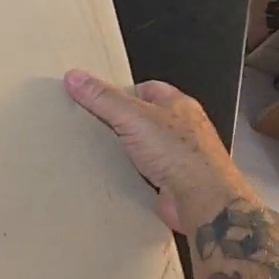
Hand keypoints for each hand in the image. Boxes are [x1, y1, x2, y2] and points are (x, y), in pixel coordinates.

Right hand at [65, 70, 257, 233]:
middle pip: (145, 116)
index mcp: (179, 105)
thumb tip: (75, 77)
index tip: (98, 97)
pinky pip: (148, 169)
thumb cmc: (181, 154)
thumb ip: (103, 97)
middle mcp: (184, 128)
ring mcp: (181, 155)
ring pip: (146, 144)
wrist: (203, 201)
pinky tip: (118, 172)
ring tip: (101, 148)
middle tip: (96, 123)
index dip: (122, 91)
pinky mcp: (175, 179)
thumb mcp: (132, 117)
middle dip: (122, 121)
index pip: (147, 88)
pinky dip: (133, 170)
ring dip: (127, 148)